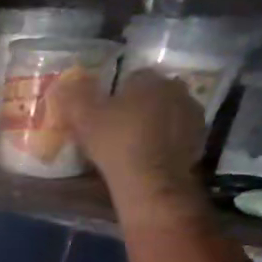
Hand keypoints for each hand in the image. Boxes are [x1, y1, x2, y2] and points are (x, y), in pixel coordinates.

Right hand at [54, 69, 209, 226]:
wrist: (151, 183)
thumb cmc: (117, 144)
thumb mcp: (83, 119)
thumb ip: (73, 98)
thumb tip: (63, 84)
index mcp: (151, 78)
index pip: (131, 79)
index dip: (114, 98)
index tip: (102, 117)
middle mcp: (177, 90)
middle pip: (152, 97)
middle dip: (137, 110)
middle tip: (116, 134)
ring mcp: (192, 117)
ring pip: (166, 117)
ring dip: (153, 128)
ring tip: (132, 150)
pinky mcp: (199, 143)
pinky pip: (175, 139)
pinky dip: (164, 147)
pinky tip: (148, 162)